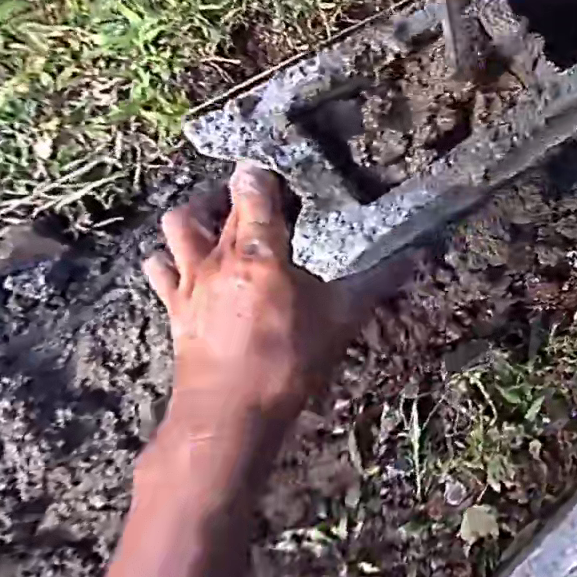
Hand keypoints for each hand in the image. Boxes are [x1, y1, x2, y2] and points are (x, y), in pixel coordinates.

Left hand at [143, 164, 381, 430]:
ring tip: (222, 217)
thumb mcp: (343, 316)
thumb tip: (417, 257)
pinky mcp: (174, 305)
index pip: (252, 192)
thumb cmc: (290, 359)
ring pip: (177, 226)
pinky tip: (191, 260)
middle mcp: (217, 258)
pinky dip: (171, 254)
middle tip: (268, 193)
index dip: (260, 171)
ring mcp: (189, 281)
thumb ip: (379, 280)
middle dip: (240, 190)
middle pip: (218, 204)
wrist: (229, 414)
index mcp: (260, 253)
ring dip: (197, 213)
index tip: (274, 162)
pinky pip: (160, 266)